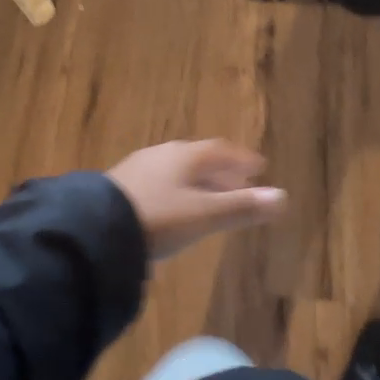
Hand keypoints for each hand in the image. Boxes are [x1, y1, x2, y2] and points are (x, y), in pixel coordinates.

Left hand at [107, 140, 287, 258]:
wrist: (96, 230)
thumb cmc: (158, 218)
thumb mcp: (204, 216)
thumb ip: (242, 207)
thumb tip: (283, 197)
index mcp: (186, 155)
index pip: (221, 149)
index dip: (241, 159)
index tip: (259, 168)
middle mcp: (163, 154)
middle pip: (199, 158)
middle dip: (221, 171)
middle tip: (240, 184)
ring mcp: (139, 168)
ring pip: (177, 170)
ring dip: (198, 182)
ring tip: (210, 198)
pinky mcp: (120, 187)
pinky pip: (159, 182)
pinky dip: (176, 191)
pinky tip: (174, 209)